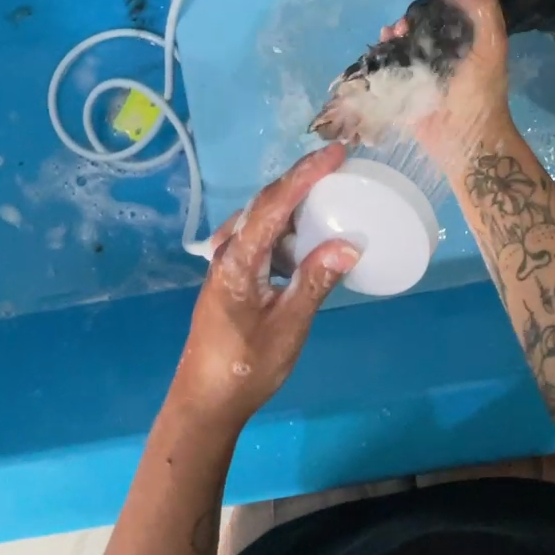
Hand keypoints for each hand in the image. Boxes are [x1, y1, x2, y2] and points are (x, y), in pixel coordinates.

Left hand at [170, 145, 359, 428]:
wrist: (205, 401)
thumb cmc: (245, 367)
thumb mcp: (288, 327)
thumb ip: (315, 282)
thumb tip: (349, 244)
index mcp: (238, 258)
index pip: (274, 203)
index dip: (305, 174)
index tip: (336, 153)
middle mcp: (228, 250)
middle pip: (266, 201)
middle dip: (302, 178)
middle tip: (338, 161)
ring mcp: (227, 260)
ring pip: (262, 216)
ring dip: (294, 200)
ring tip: (329, 188)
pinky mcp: (233, 273)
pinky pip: (261, 235)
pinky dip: (286, 224)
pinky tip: (305, 231)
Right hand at [382, 0, 515, 157]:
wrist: (464, 139)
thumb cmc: (481, 94)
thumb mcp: (492, 48)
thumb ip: (485, 13)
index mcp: (464, 49)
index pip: (446, 20)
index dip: (434, 7)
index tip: (425, 2)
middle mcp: (441, 61)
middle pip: (419, 34)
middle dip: (408, 23)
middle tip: (402, 24)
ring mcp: (419, 78)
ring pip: (400, 50)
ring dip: (392, 38)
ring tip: (389, 34)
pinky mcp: (402, 94)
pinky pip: (387, 71)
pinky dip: (380, 58)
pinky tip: (379, 47)